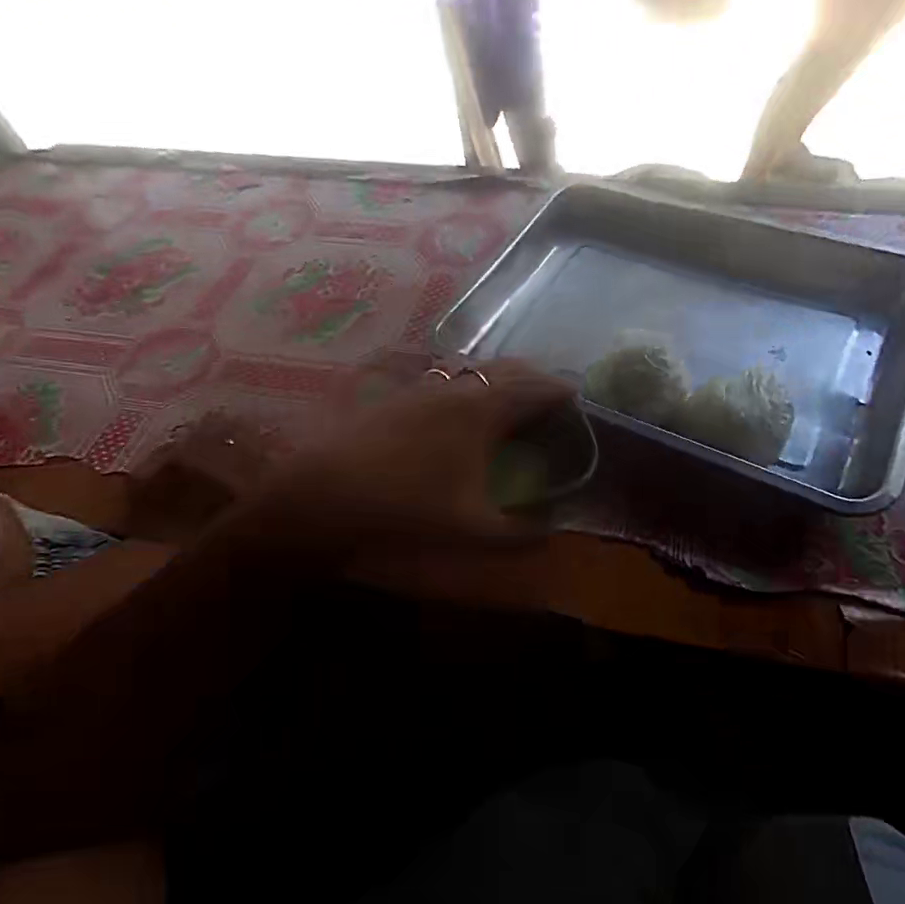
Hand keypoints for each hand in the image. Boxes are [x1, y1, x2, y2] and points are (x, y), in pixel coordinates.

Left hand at [231, 360, 574, 564]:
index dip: (562, 391)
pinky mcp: (398, 393)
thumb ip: (518, 534)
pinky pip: (447, 376)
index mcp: (483, 410)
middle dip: (537, 378)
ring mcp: (424, 385)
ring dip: (502, 378)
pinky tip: (460, 406)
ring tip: (512, 398)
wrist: (324, 491)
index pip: (536, 388)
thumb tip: (551, 533)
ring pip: (475, 369)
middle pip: (509, 369)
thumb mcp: (471, 530)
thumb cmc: (406, 506)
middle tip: (552, 397)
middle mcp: (456, 386)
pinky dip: (469, 384)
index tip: (580, 399)